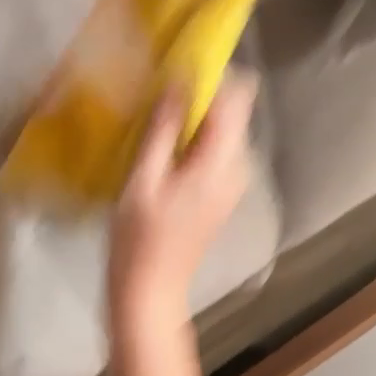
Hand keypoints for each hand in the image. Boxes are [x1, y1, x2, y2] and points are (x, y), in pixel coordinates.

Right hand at [107, 73, 257, 329]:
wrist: (148, 296)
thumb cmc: (137, 244)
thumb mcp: (141, 184)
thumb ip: (162, 132)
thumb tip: (178, 83)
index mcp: (222, 160)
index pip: (235, 94)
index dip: (207, 80)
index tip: (171, 85)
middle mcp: (238, 166)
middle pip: (231, 112)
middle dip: (197, 104)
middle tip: (155, 115)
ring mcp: (231, 184)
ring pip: (219, 134)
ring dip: (189, 129)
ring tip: (152, 144)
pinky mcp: (219, 198)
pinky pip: (211, 157)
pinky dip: (188, 152)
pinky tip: (159, 169)